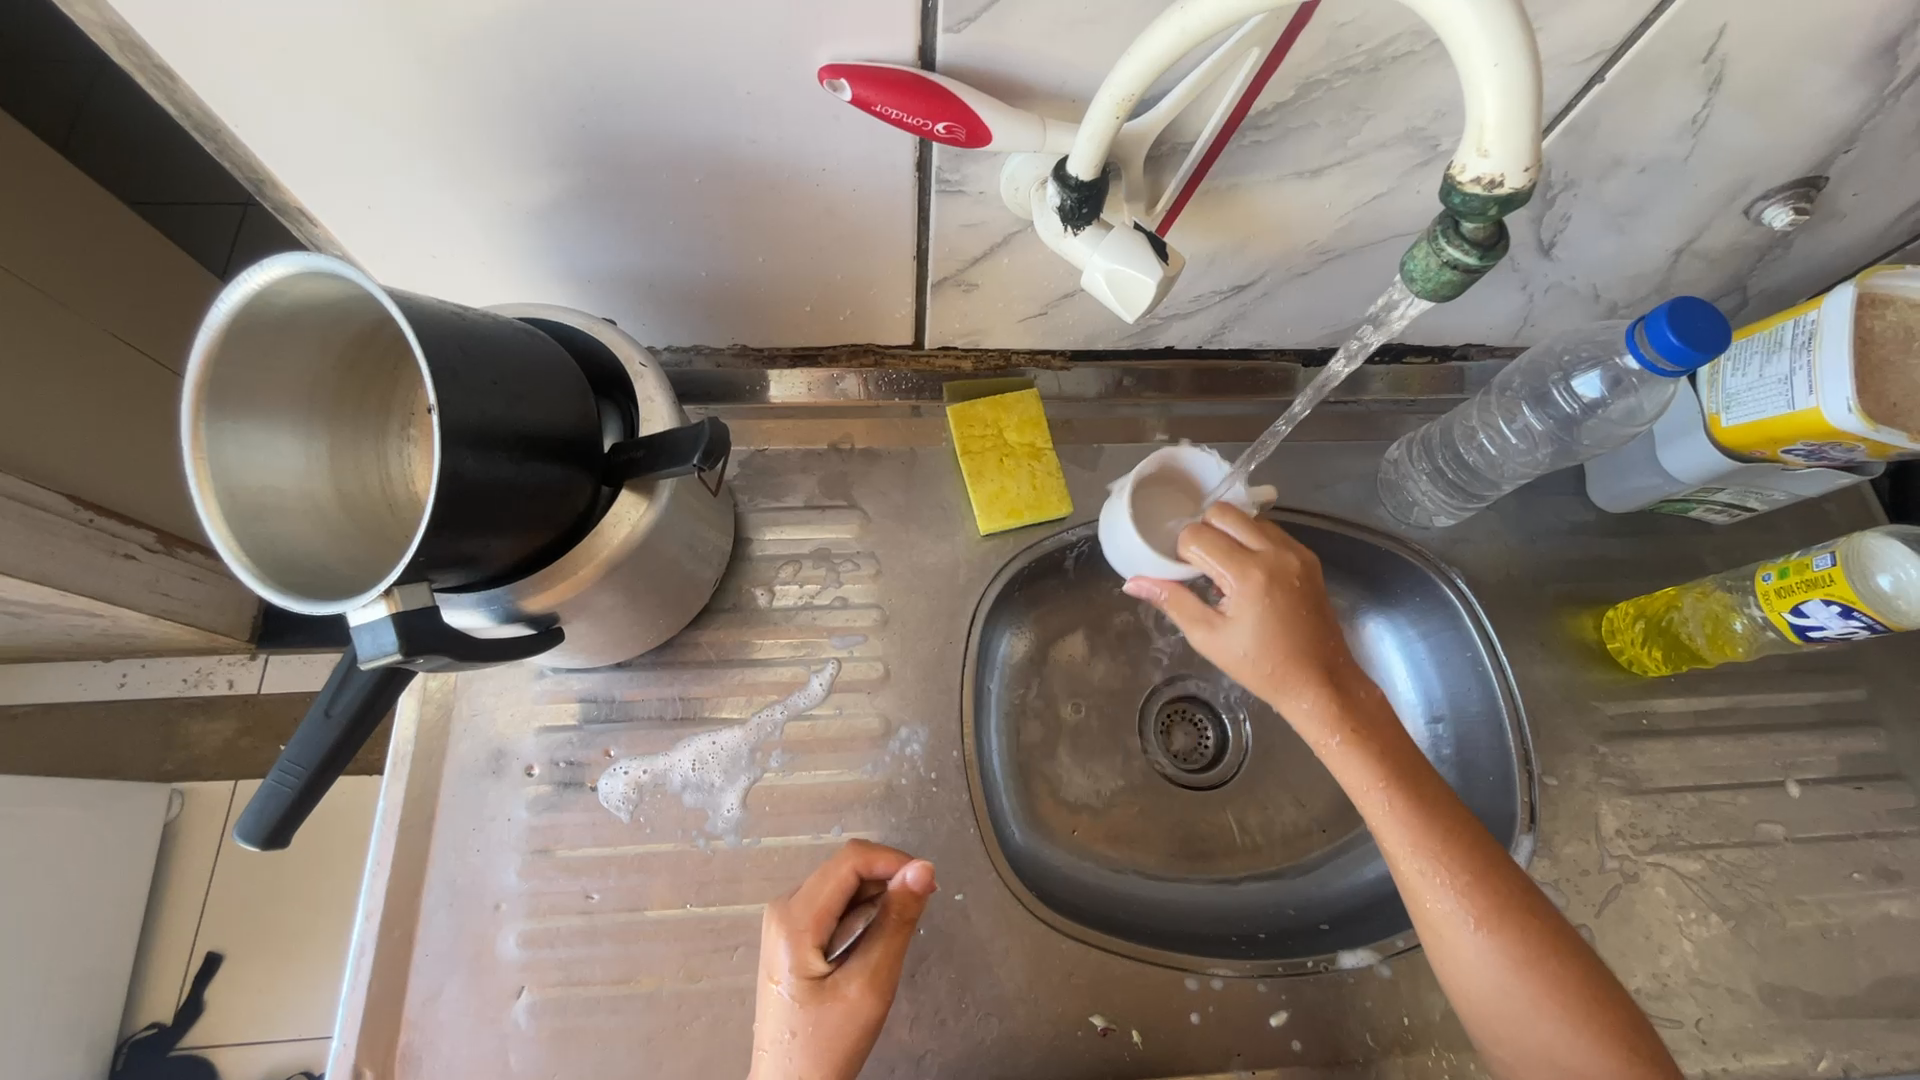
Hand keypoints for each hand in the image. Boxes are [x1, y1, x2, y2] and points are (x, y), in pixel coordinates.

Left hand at [750, 840, 936, 1079]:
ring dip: (879, 891)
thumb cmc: (825, 1046)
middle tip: (925, 901)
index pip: (850, 860)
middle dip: (889, 875)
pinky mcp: (794, 936)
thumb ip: (896, 922)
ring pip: (842, 884)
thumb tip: (923, 868)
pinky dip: (865, 909)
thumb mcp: (869, 986)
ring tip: (910, 917)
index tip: (930, 881)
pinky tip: (885, 929)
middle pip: (845, 868)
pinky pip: (835, 905)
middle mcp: (785, 907)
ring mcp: (786, 922)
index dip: (894, 860)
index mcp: (794, 916)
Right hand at [1122, 504, 1373, 739]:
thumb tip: (1132, 582)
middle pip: (1223, 512)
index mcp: (1248, 574)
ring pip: (1248, 518)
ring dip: (1228, 534)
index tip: (1185, 577)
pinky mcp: (1308, 558)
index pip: (1197, 536)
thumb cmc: (1260, 666)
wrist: (1320, 682)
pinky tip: (1247, 573)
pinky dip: (1251, 541)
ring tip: (1224, 570)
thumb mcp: (1208, 637)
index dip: (1182, 553)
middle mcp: (1275, 553)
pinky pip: (1270, 532)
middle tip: (1200, 566)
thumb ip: (1171, 601)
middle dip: (1203, 533)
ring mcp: (1295, 552)